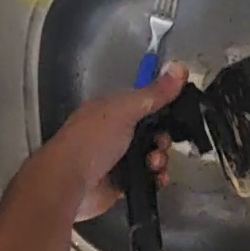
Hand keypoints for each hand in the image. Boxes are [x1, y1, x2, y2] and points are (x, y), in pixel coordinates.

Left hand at [23, 63, 187, 221]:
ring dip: (160, 159)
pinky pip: (149, 177)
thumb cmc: (92, 140)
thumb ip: (154, 93)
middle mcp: (116, 131)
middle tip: (161, 143)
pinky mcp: (123, 182)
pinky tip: (158, 178)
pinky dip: (157, 178)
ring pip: (153, 154)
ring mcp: (119, 158)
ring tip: (154, 165)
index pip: (145, 102)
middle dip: (163, 138)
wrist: (69, 183)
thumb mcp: (125, 110)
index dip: (163, 106)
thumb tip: (181, 67)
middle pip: (153, 131)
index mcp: (112, 109)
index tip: (179, 111)